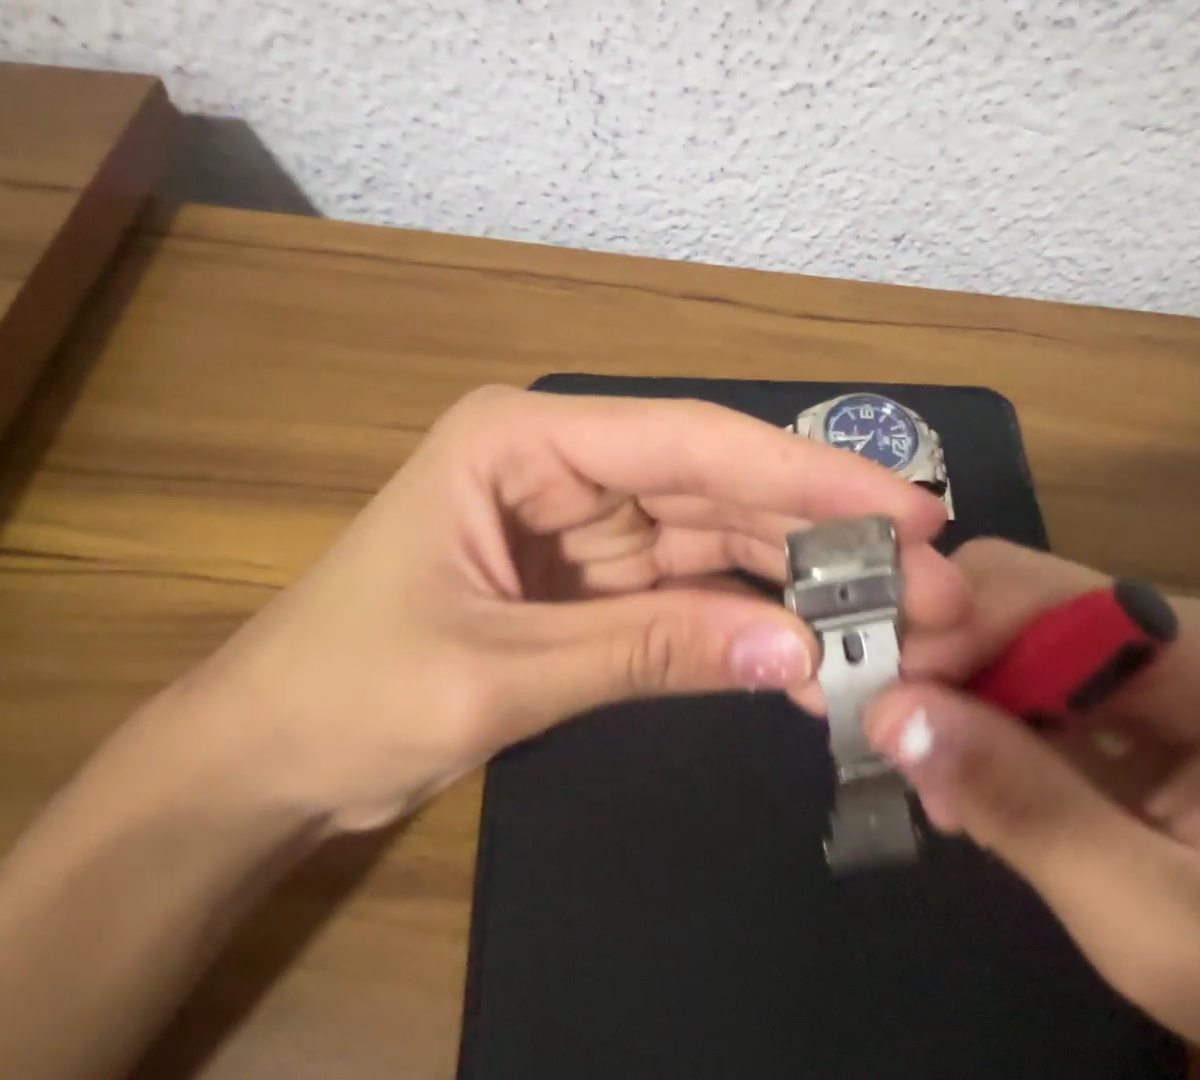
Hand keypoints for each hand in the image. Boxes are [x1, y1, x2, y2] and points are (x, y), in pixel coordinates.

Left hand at [146, 386, 966, 830]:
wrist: (269, 759)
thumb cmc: (348, 692)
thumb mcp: (503, 671)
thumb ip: (652, 652)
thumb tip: (798, 657)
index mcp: (526, 439)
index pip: (693, 445)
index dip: (807, 479)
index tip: (908, 513)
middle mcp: (568, 465)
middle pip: (721, 492)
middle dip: (825, 540)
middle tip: (930, 586)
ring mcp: (587, 527)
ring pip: (719, 544)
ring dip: (801, 585)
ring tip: (896, 623)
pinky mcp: (596, 586)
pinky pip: (692, 596)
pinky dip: (750, 625)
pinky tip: (814, 651)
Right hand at [869, 540, 1199, 1079]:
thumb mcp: (1137, 907)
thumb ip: (1016, 803)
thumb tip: (890, 712)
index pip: (1047, 595)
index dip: (949, 632)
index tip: (877, 702)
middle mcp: (1192, 632)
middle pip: (1023, 598)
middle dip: (943, 662)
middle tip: (889, 740)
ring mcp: (1168, 659)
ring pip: (1015, 635)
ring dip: (956, 698)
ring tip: (929, 781)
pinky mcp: (1143, 694)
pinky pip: (1035, 678)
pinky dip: (987, 723)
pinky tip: (968, 784)